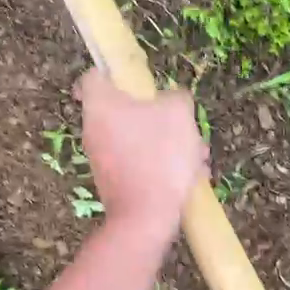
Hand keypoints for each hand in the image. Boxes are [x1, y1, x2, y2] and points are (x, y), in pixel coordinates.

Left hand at [76, 69, 207, 241]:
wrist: (145, 216)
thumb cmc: (158, 156)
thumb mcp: (179, 114)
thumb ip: (176, 96)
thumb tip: (172, 99)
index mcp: (100, 105)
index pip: (94, 75)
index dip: (116, 72)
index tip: (138, 82)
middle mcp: (93, 129)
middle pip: (125, 110)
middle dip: (159, 116)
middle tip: (182, 124)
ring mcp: (101, 158)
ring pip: (138, 138)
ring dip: (167, 143)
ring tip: (196, 155)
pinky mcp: (113, 181)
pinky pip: (139, 162)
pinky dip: (160, 165)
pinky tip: (188, 176)